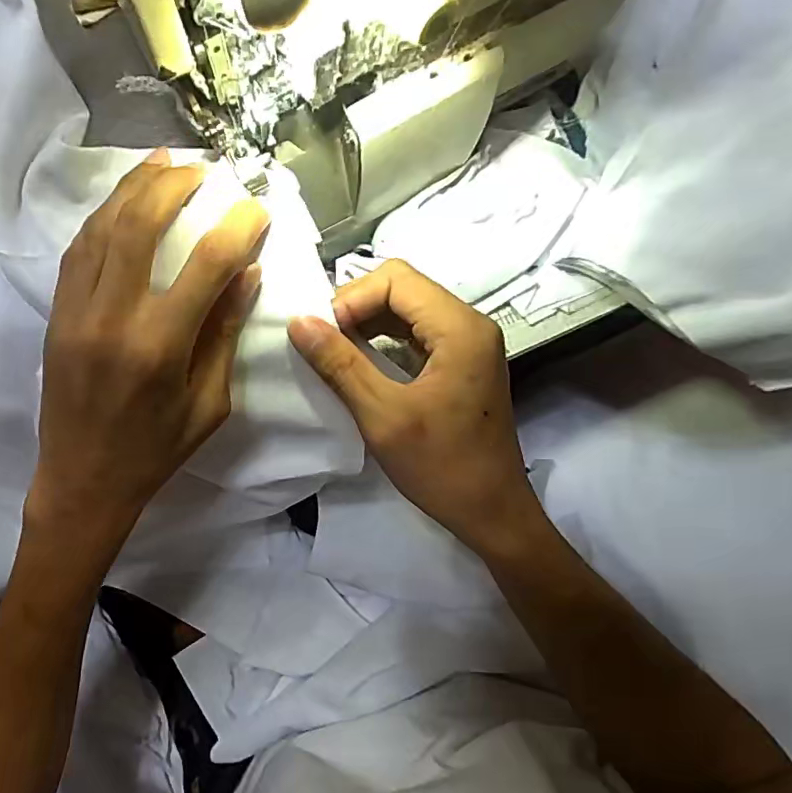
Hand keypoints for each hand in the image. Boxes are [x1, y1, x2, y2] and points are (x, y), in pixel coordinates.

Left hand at [30, 150, 268, 542]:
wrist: (82, 480)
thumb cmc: (156, 451)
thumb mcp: (209, 404)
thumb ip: (225, 334)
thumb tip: (247, 274)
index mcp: (161, 346)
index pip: (206, 264)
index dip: (238, 228)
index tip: (257, 207)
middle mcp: (114, 317)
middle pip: (141, 226)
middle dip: (175, 186)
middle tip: (202, 168)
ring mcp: (77, 312)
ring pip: (101, 228)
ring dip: (133, 188)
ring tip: (161, 163)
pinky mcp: (57, 315)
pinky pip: (77, 251)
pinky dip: (102, 218)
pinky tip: (122, 203)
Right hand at [288, 259, 544, 554]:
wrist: (492, 513)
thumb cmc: (441, 466)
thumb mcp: (382, 415)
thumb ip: (339, 363)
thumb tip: (299, 322)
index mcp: (460, 328)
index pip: (396, 279)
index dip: (352, 299)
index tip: (324, 336)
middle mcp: (470, 325)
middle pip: (404, 288)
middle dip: (358, 307)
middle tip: (325, 343)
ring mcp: (469, 344)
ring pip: (409, 310)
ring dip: (369, 324)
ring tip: (336, 353)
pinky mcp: (463, 364)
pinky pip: (419, 334)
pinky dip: (386, 341)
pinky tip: (362, 363)